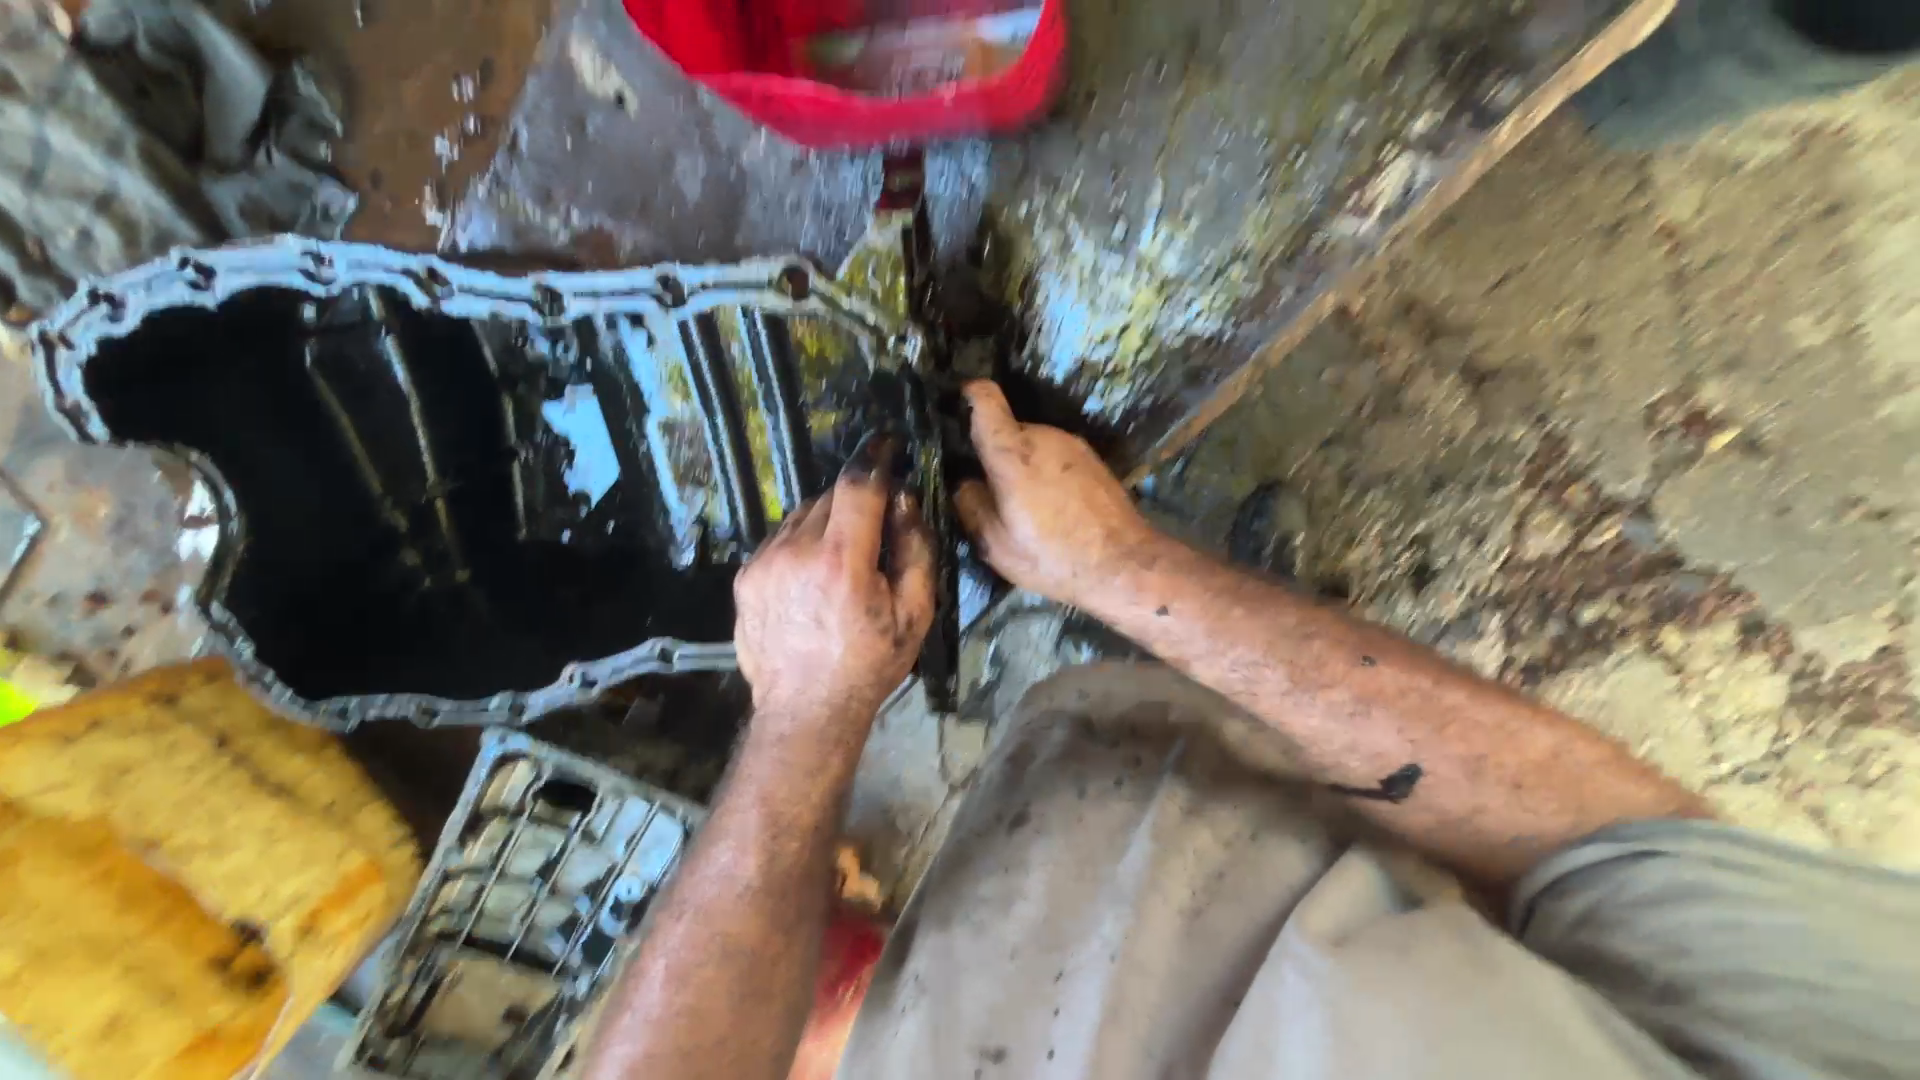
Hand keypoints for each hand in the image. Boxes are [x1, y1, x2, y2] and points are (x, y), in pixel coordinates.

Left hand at [733, 437, 936, 730]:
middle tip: (874, 531)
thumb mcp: (914, 614)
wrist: (805, 710)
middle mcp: (796, 552)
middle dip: (855, 502)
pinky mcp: (746, 577)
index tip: (887, 443)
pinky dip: (801, 542)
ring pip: (801, 515)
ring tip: (842, 558)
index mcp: (842, 561)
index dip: (875, 457)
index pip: (857, 484)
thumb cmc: (869, 665)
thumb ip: (914, 549)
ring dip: (826, 522)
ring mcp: (764, 563)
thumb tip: (904, 500)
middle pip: (829, 497)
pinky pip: (780, 538)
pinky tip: (813, 576)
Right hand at [954, 381, 1157, 606]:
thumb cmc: (1053, 557)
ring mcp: (1072, 443)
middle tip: (993, 494)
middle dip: (995, 455)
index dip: (968, 395)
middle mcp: (1043, 435)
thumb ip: (971, 505)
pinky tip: (1054, 508)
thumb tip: (965, 483)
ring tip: (1026, 508)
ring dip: (1023, 466)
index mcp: (1012, 452)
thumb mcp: (996, 545)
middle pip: (1007, 430)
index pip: (984, 399)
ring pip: (1032, 445)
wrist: (1124, 564)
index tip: (959, 406)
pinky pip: (1055, 456)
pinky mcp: (1092, 457)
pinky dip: (1046, 473)